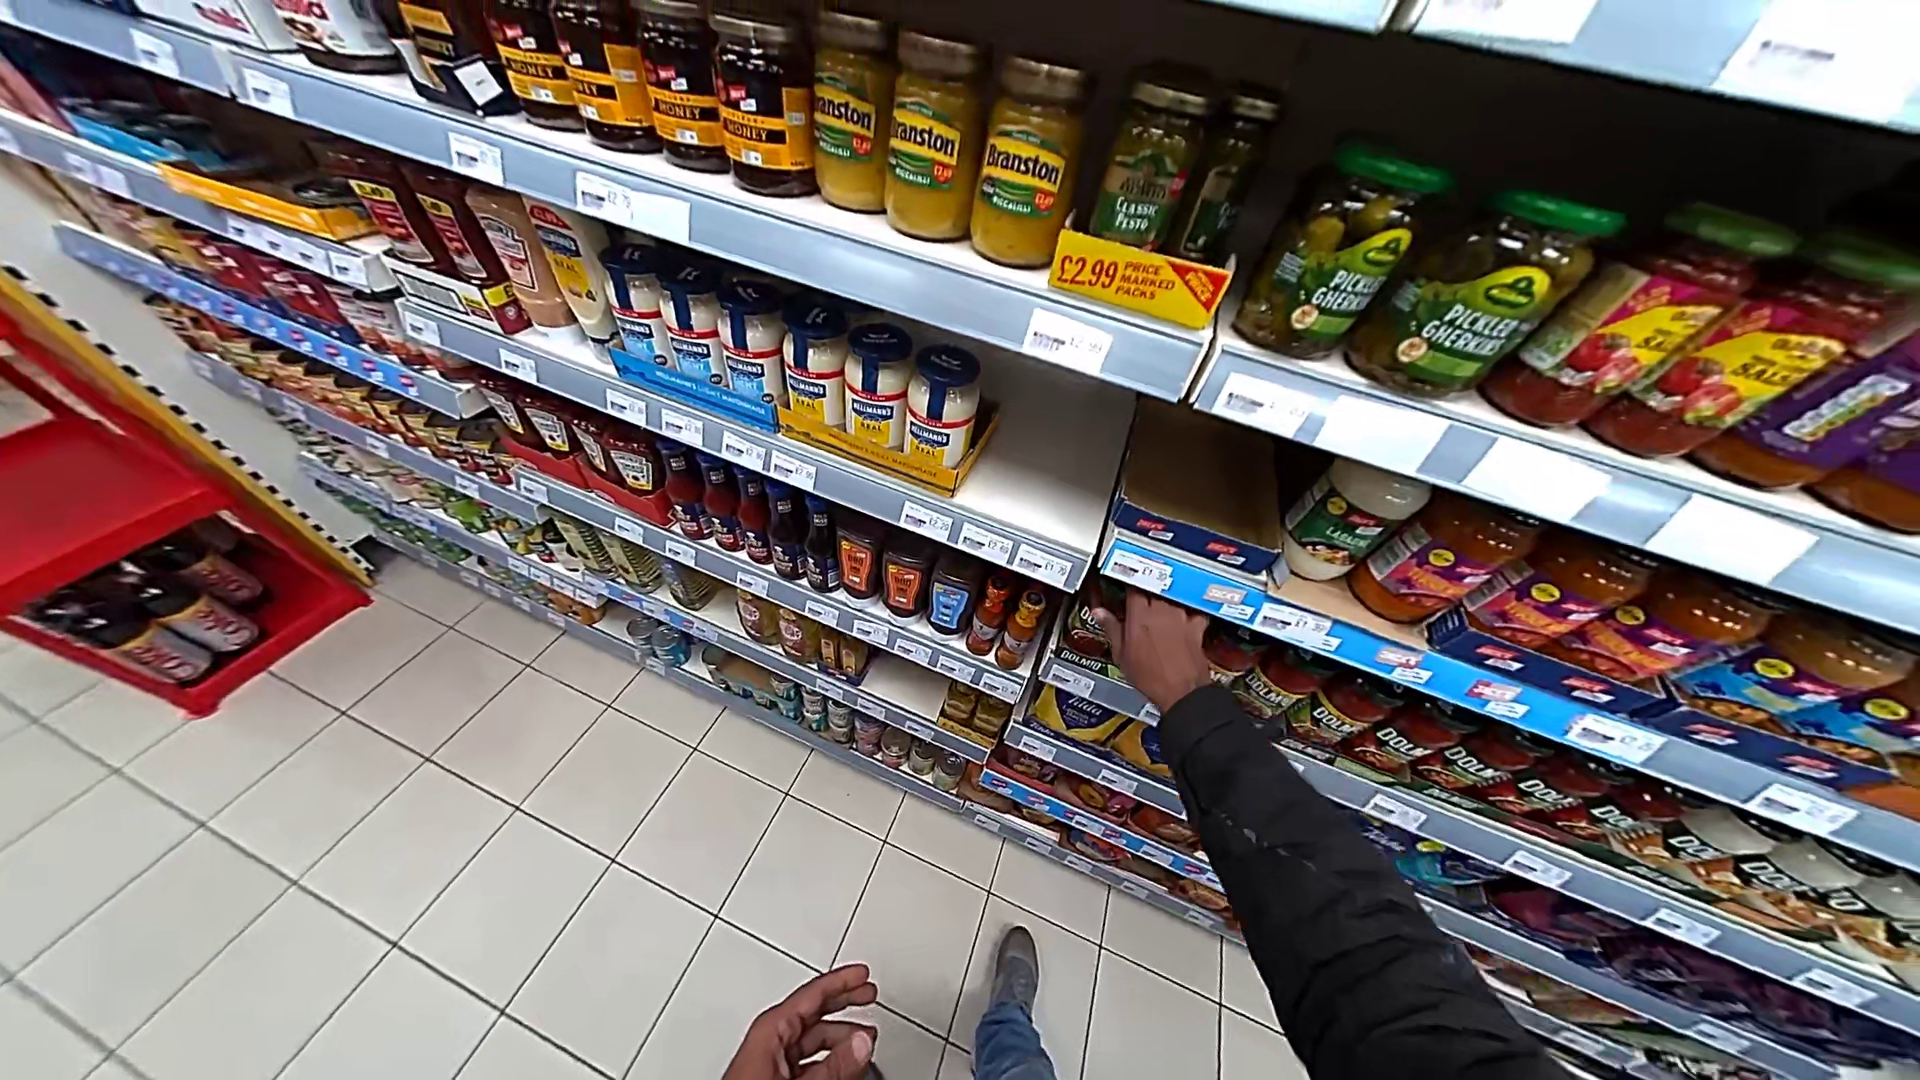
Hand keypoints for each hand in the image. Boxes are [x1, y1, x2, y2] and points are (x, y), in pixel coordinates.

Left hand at [722, 964, 878, 1079]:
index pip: (814, 992)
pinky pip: (805, 1063)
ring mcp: (767, 1064)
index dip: (842, 980)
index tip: (862, 974)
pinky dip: (826, 1061)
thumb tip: (862, 1042)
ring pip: (811, 1040)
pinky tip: (841, 1068)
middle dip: (843, 1003)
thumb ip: (833, 1065)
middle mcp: (768, 1041)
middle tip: (867, 995)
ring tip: (863, 1041)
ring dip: (839, 1038)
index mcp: (770, 1029)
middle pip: (814, 1012)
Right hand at [1092, 589, 1211, 713]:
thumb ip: (1112, 628)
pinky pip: (1195, 610)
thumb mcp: (1122, 654)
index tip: (1124, 583)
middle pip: (1154, 587)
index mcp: (1140, 615)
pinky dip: (1190, 610)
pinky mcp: (1196, 627)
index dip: (1128, 582)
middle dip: (1147, 588)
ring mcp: (1181, 617)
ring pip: (1173, 596)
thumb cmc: (1151, 677)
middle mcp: (1162, 611)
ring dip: (1166, 598)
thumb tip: (1100, 614)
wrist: (1181, 692)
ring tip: (1161, 604)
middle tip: (1141, 593)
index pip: (1133, 586)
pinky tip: (1187, 614)